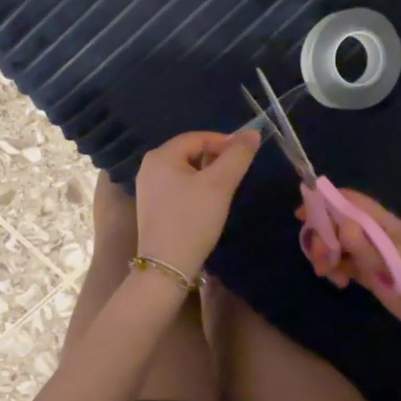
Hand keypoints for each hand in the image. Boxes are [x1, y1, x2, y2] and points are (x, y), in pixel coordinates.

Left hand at [133, 129, 260, 276]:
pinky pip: (177, 188)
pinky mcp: (151, 207)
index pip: (197, 138)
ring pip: (185, 172)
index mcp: (160, 156)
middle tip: (236, 175)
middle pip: (190, 153)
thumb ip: (237, 156)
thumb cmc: (192, 220)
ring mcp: (147, 188)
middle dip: (215, 160)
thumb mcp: (220, 185)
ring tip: (225, 191)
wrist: (167, 266)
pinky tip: (207, 205)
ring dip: (207, 176)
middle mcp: (149, 167)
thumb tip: (252, 133)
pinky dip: (195, 190)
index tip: (245, 156)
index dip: (224, 143)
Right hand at [299, 189, 400, 333]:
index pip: (352, 203)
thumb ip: (368, 247)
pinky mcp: (373, 276)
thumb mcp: (398, 263)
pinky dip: (336, 270)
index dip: (327, 202)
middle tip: (317, 256)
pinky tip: (339, 282)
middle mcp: (377, 236)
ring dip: (327, 255)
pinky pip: (346, 265)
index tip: (302, 213)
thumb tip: (342, 225)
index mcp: (386, 225)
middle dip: (323, 235)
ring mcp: (374, 256)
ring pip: (340, 246)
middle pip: (340, 225)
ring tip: (325, 272)